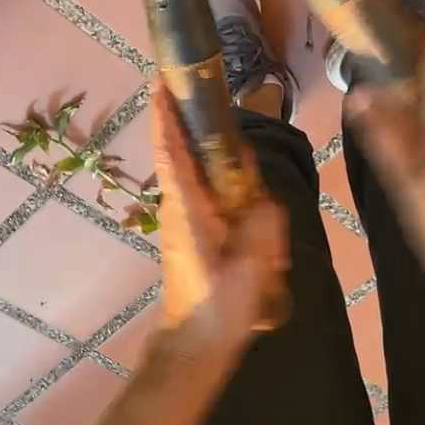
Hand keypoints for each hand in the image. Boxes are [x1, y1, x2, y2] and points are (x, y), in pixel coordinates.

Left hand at [146, 85, 288, 367]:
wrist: (195, 343)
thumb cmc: (217, 306)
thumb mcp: (250, 269)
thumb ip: (262, 228)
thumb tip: (266, 200)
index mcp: (187, 208)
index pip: (170, 151)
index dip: (163, 115)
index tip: (159, 81)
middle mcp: (179, 206)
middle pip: (176, 151)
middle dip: (181, 117)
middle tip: (195, 85)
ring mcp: (183, 218)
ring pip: (190, 169)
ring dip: (199, 143)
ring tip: (219, 121)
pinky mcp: (192, 230)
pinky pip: (201, 188)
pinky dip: (213, 170)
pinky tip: (238, 174)